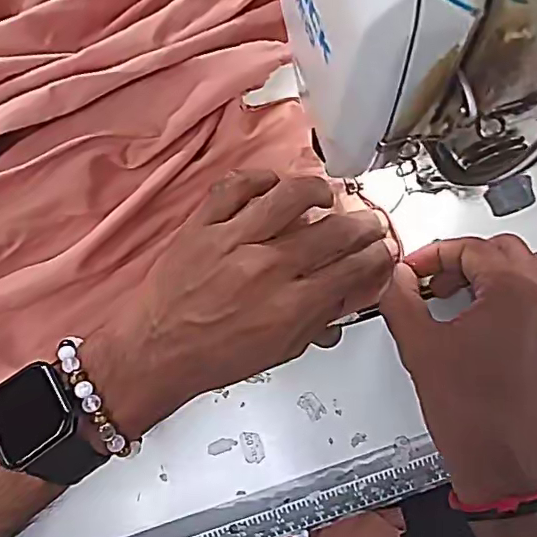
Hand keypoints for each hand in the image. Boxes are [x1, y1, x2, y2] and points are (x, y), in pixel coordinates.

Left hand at [86, 170, 394, 436]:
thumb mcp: (280, 350)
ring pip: (289, 196)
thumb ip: (318, 318)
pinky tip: (270, 185)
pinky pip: (236, 186)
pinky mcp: (203, 225)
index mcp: (290, 304)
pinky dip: (258, 179)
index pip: (352, 268)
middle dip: (363, 223)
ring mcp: (232, 241)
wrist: (156, 352)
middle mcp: (266, 267)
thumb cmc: (212, 357)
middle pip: (333, 230)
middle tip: (367, 221)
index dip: (376, 255)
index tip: (380, 249)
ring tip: (323, 195)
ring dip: (316, 190)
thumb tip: (347, 294)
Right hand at [380, 235, 536, 504]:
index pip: (472, 249)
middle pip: (506, 250)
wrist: (505, 464)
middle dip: (465, 261)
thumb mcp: (420, 348)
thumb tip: (395, 279)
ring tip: (472, 291)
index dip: (434, 256)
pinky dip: (530, 293)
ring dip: (504, 269)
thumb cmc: (475, 417)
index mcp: (515, 291)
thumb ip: (401, 301)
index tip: (416, 271)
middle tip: (435, 282)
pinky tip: (501, 315)